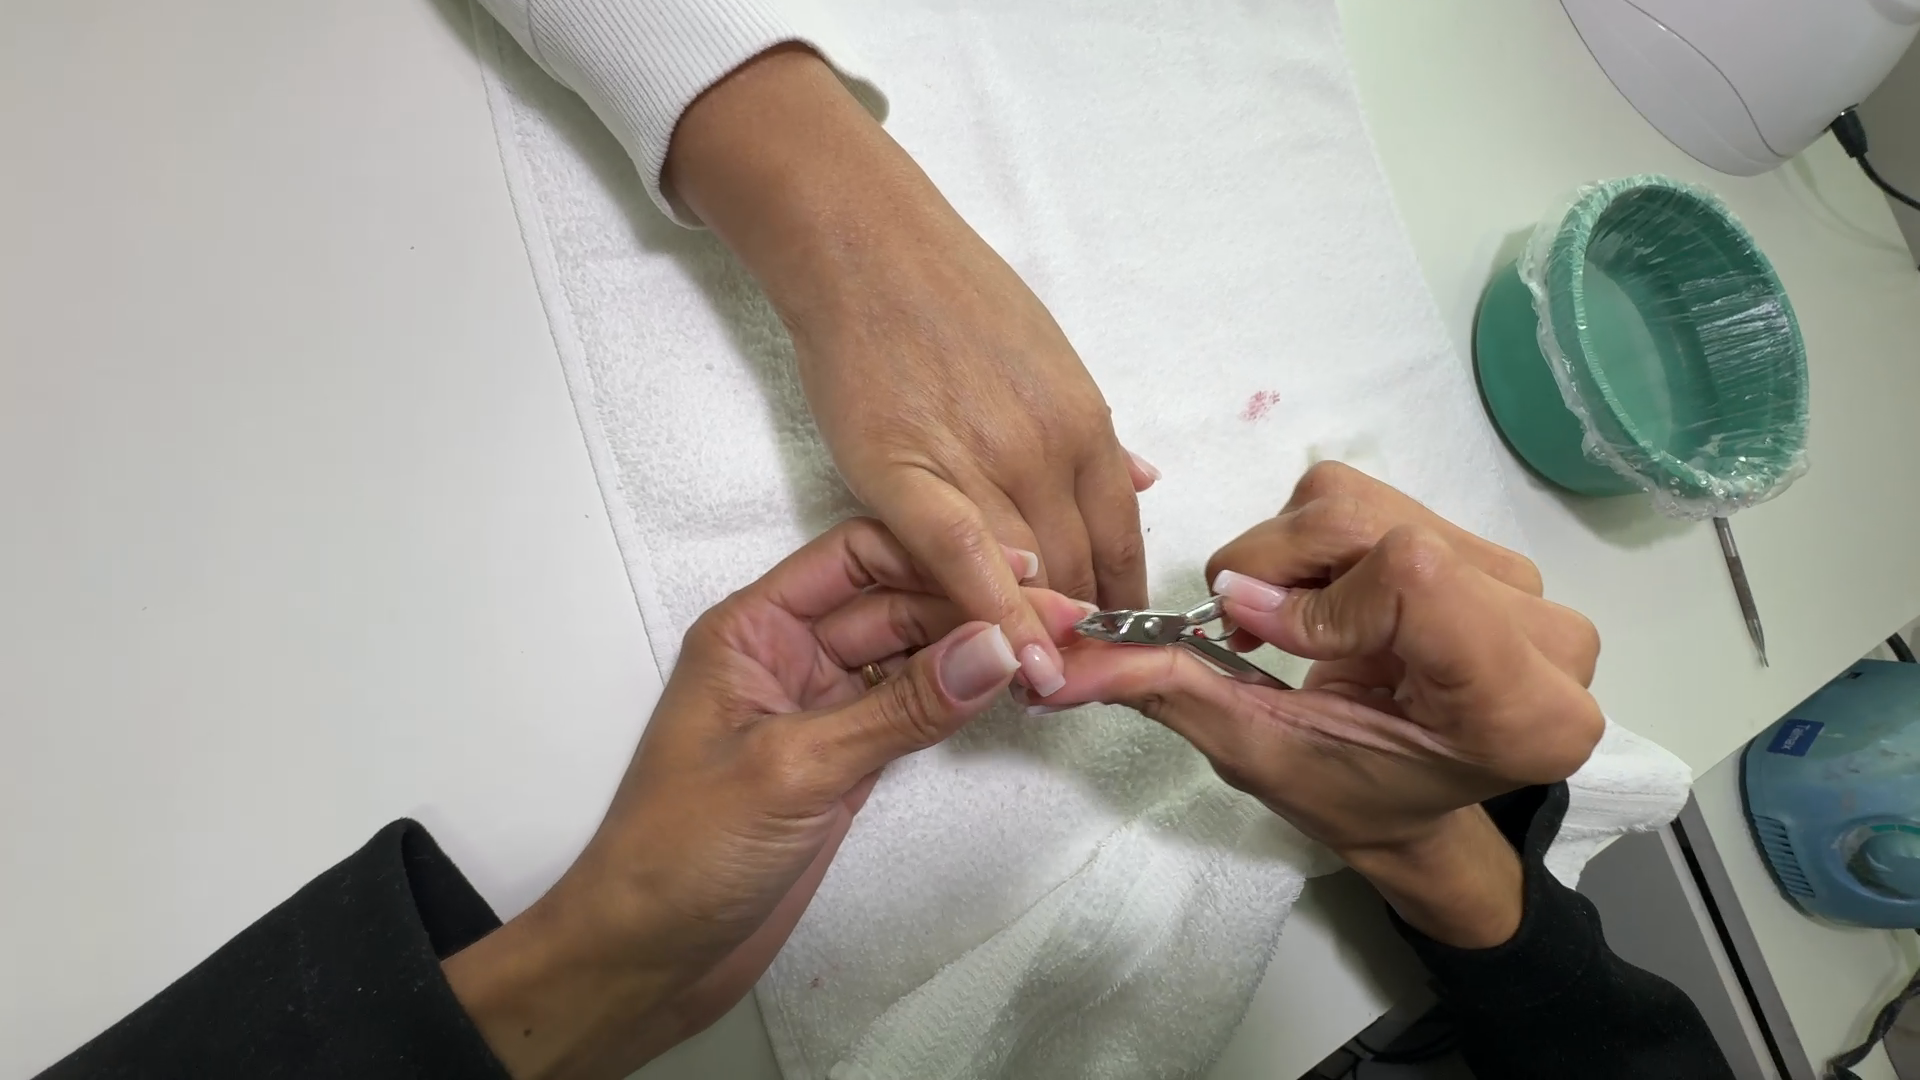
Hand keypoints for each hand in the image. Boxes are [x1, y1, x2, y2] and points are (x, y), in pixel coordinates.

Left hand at [443, 520, 1086, 1078]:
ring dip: (972, 650)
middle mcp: (793, 649)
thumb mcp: (794, 768)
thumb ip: (901, 708)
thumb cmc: (685, 852)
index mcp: (757, 625)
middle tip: (1056, 615)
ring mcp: (824, 701)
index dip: (932, 555)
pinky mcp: (847, 750)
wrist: (651, 961)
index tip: (1012, 565)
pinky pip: (912, 704)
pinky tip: (1005, 686)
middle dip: (968, 608)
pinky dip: (956, 696)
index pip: (856, 558)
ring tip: (1048, 646)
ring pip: (910, 654)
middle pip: (894, 605)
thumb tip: (999, 649)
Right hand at [664, 46, 1154, 702]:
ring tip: (1045, 685)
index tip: (1117, 640)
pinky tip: (1021, 667)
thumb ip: (1095, 433)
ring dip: (1044, 634)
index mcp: (1085, 422)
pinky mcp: (907, 471)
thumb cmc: (957, 300)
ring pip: (1033, 574)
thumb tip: (1144, 479)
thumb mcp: (1049, 358)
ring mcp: (983, 460)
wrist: (866, 249)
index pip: (1122, 537)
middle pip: (1080, 567)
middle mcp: (1049, 448)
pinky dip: (998, 616)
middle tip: (1077, 677)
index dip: (1123, 600)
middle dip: (1082, 630)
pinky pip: (964, 558)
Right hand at [1033, 462, 1603, 946]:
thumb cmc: (1344, 795)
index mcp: (1514, 706)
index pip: (1411, 576)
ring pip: (1357, 499)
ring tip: (1284, 620)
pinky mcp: (1475, 549)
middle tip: (1248, 630)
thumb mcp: (1250, 751)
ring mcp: (1514, 580)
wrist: (1407, 800)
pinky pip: (1364, 497)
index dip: (1305, 595)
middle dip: (1275, 566)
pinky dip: (1306, 539)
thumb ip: (1165, 688)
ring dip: (1286, 552)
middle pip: (1370, 525)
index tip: (1247, 634)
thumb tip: (1062, 660)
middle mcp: (1544, 631)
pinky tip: (1315, 596)